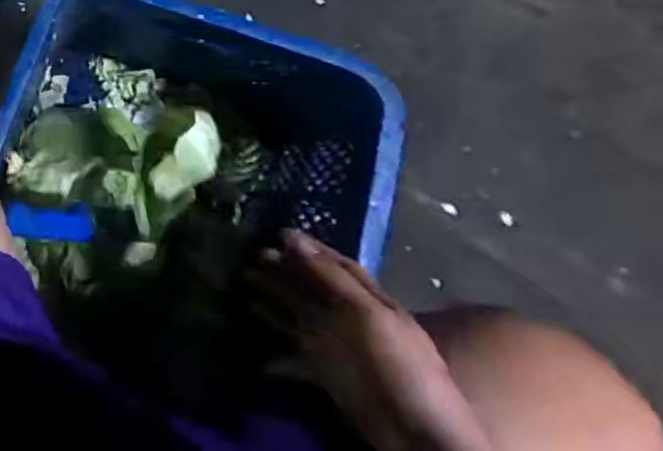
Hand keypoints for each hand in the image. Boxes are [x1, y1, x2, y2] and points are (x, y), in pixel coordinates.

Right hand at [251, 230, 491, 450]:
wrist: (415, 433)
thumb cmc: (401, 366)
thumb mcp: (370, 314)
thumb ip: (331, 276)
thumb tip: (291, 237)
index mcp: (372, 301)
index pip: (339, 265)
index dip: (312, 247)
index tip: (279, 232)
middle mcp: (350, 314)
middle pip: (314, 282)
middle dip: (287, 265)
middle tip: (257, 252)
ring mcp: (335, 338)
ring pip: (298, 304)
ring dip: (274, 288)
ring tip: (247, 273)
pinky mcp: (320, 361)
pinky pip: (291, 333)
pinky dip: (272, 320)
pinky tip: (252, 308)